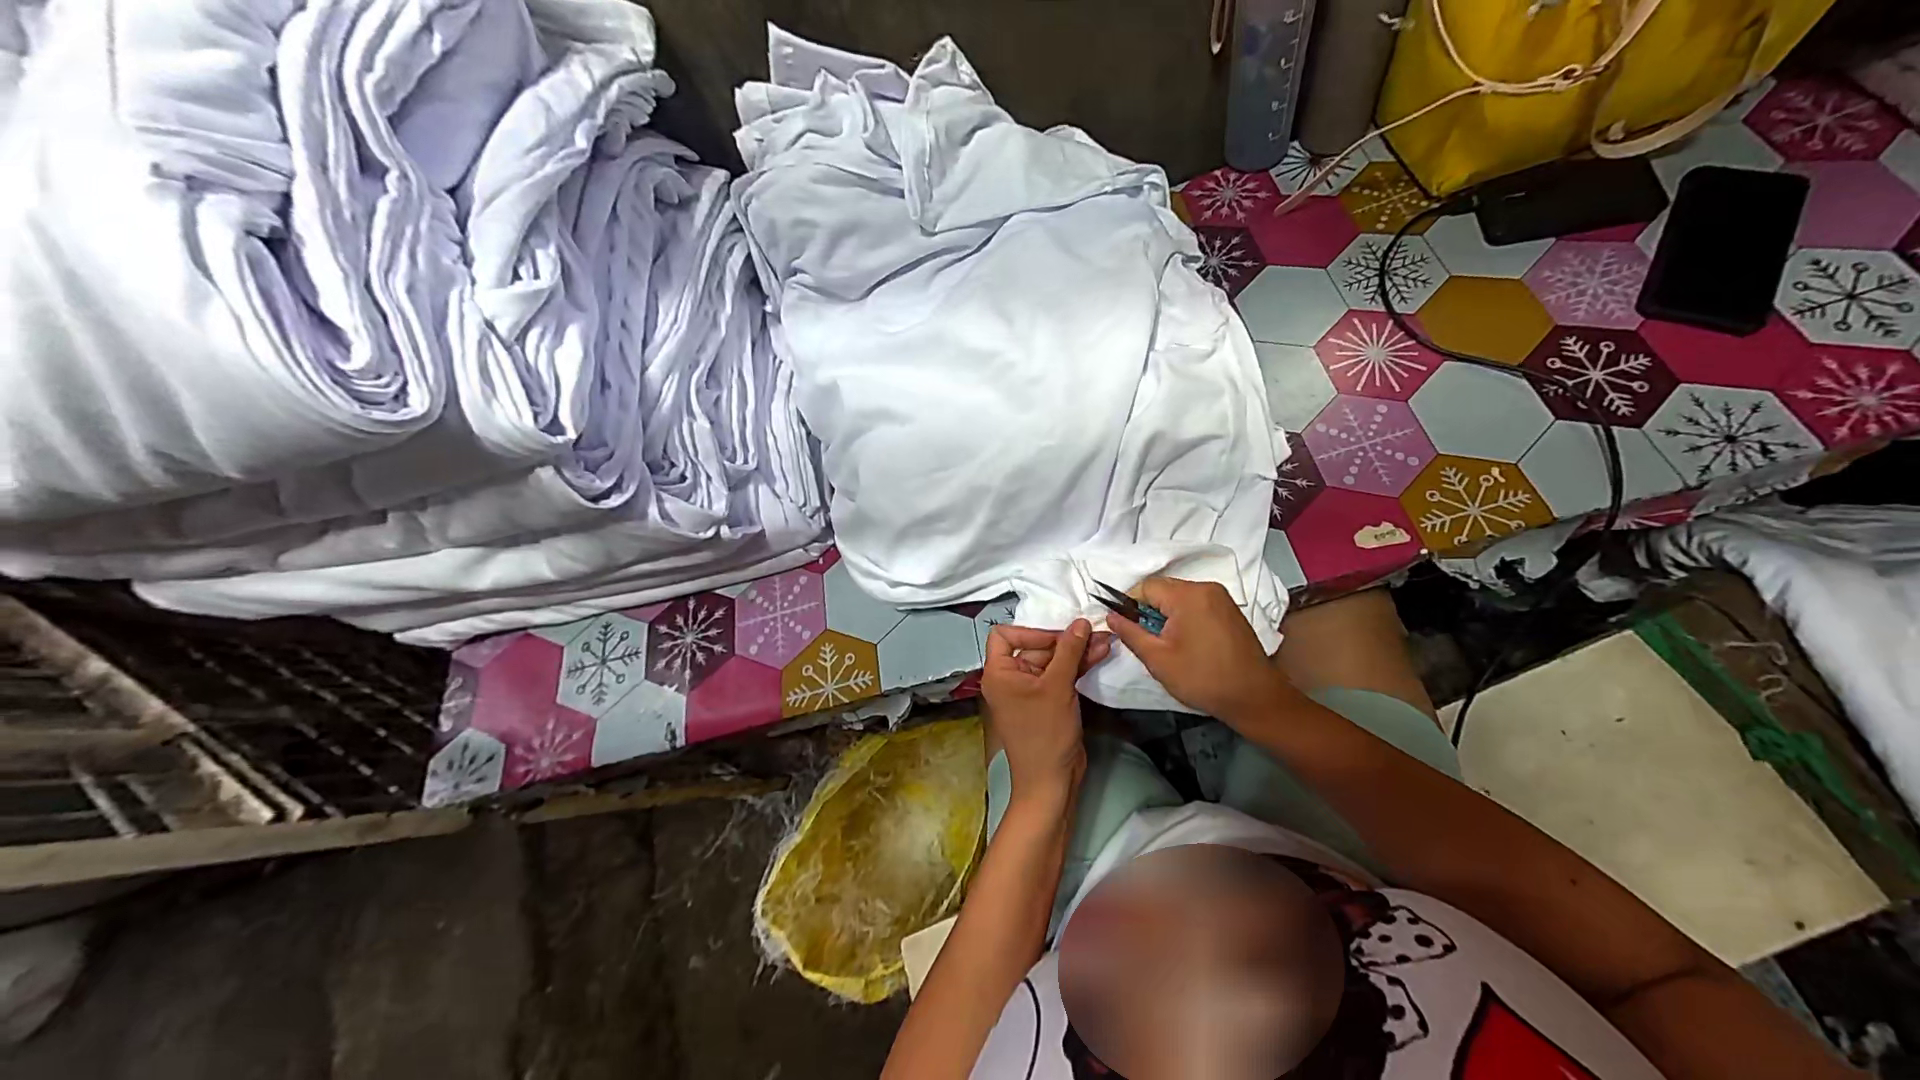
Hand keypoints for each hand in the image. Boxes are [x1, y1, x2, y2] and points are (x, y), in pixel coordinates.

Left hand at [981, 620, 1110, 798]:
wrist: (1050, 780)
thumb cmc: (1045, 733)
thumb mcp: (1057, 686)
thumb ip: (1069, 650)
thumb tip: (1080, 622)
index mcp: (998, 672)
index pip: (1005, 635)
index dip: (1031, 631)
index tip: (1058, 637)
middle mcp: (1010, 678)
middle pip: (1035, 647)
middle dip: (1065, 641)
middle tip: (1095, 634)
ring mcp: (1029, 691)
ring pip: (1052, 661)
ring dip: (1076, 652)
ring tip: (1104, 642)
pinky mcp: (1047, 701)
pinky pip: (1059, 676)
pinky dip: (1076, 667)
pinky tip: (1098, 656)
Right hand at [1104, 577, 1292, 725]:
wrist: (1254, 698)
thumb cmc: (1202, 679)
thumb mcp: (1157, 659)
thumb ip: (1130, 632)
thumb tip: (1110, 616)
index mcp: (1188, 595)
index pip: (1145, 587)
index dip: (1130, 605)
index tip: (1128, 629)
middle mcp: (1206, 588)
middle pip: (1163, 589)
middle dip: (1149, 611)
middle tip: (1148, 640)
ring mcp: (1221, 598)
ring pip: (1179, 597)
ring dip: (1167, 615)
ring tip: (1168, 644)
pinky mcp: (1229, 610)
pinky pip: (1196, 604)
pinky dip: (1184, 617)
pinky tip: (1186, 642)